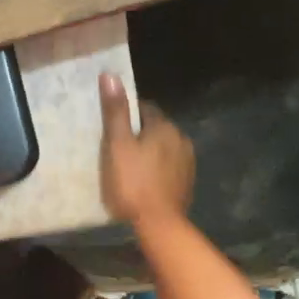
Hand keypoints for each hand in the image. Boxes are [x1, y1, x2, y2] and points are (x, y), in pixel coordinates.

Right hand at [99, 72, 194, 226]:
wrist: (159, 224)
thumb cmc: (133, 182)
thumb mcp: (117, 145)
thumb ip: (116, 111)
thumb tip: (111, 75)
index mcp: (164, 126)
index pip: (144, 108)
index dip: (127, 115)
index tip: (112, 127)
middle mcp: (181, 138)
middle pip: (155, 128)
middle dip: (139, 134)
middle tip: (116, 148)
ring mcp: (187, 161)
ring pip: (163, 147)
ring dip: (149, 151)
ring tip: (128, 165)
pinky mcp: (187, 181)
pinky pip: (169, 166)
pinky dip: (157, 168)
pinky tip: (144, 180)